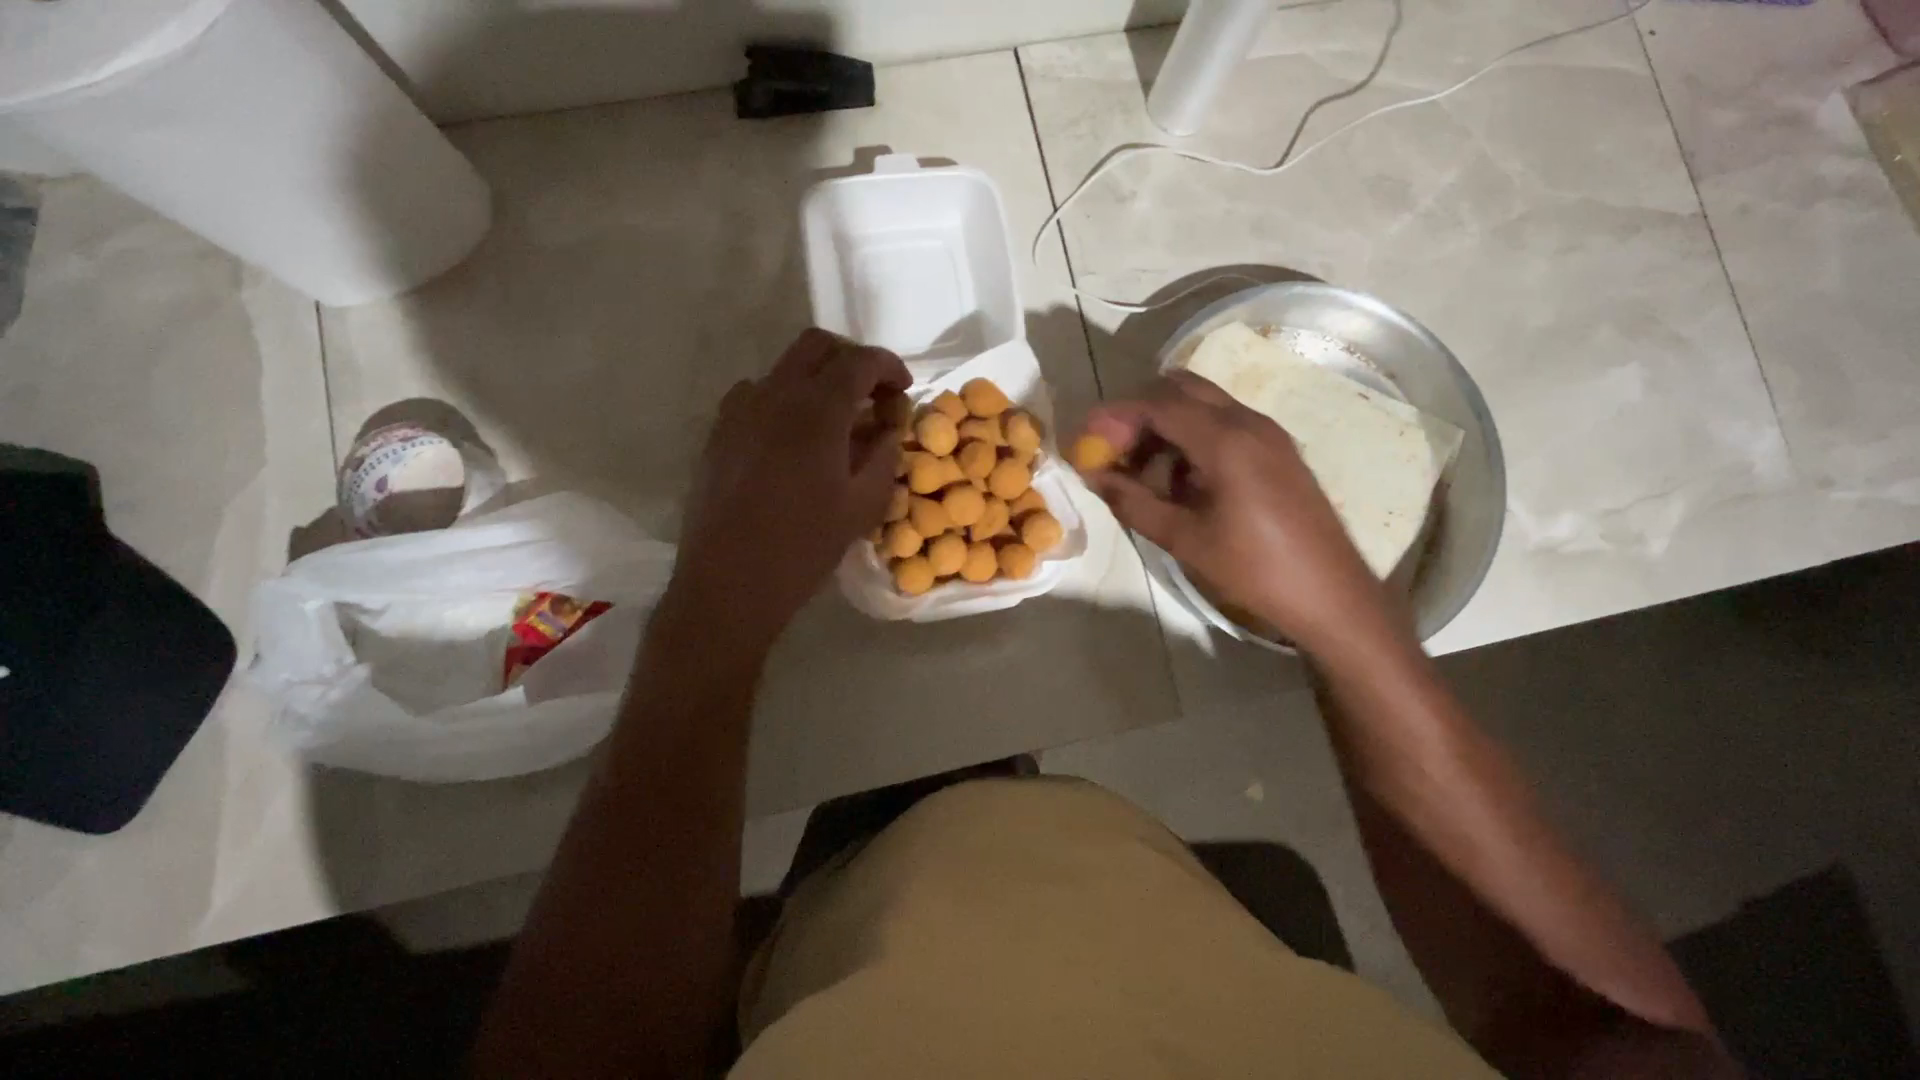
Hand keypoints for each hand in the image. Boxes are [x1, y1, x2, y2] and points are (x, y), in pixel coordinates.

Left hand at [668, 328, 909, 650]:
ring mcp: (740, 410)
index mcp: (818, 410)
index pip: (860, 360)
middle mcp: (775, 395)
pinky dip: (783, 400)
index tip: (904, 390)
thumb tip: (889, 429)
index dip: (889, 367)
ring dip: (816, 380)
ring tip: (833, 422)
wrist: (729, 583)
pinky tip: (792, 439)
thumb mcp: (863, 506)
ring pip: (784, 368)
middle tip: (871, 396)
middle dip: (851, 360)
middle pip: (817, 346)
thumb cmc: (803, 548)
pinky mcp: (719, 432)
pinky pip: (755, 395)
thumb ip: (884, 456)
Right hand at [1081, 372, 1406, 658]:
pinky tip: (1181, 482)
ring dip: (1166, 425)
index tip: (1086, 441)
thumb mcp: (1184, 538)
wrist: (1330, 593)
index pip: (1158, 404)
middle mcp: (1249, 422)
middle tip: (1113, 451)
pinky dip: (1193, 438)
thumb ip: (1133, 501)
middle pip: (1181, 389)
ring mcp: (1268, 433)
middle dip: (1140, 413)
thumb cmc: (1254, 568)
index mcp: (1226, 440)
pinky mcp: (1278, 450)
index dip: (1115, 418)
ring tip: (1141, 473)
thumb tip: (1094, 476)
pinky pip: (1225, 424)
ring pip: (1203, 405)